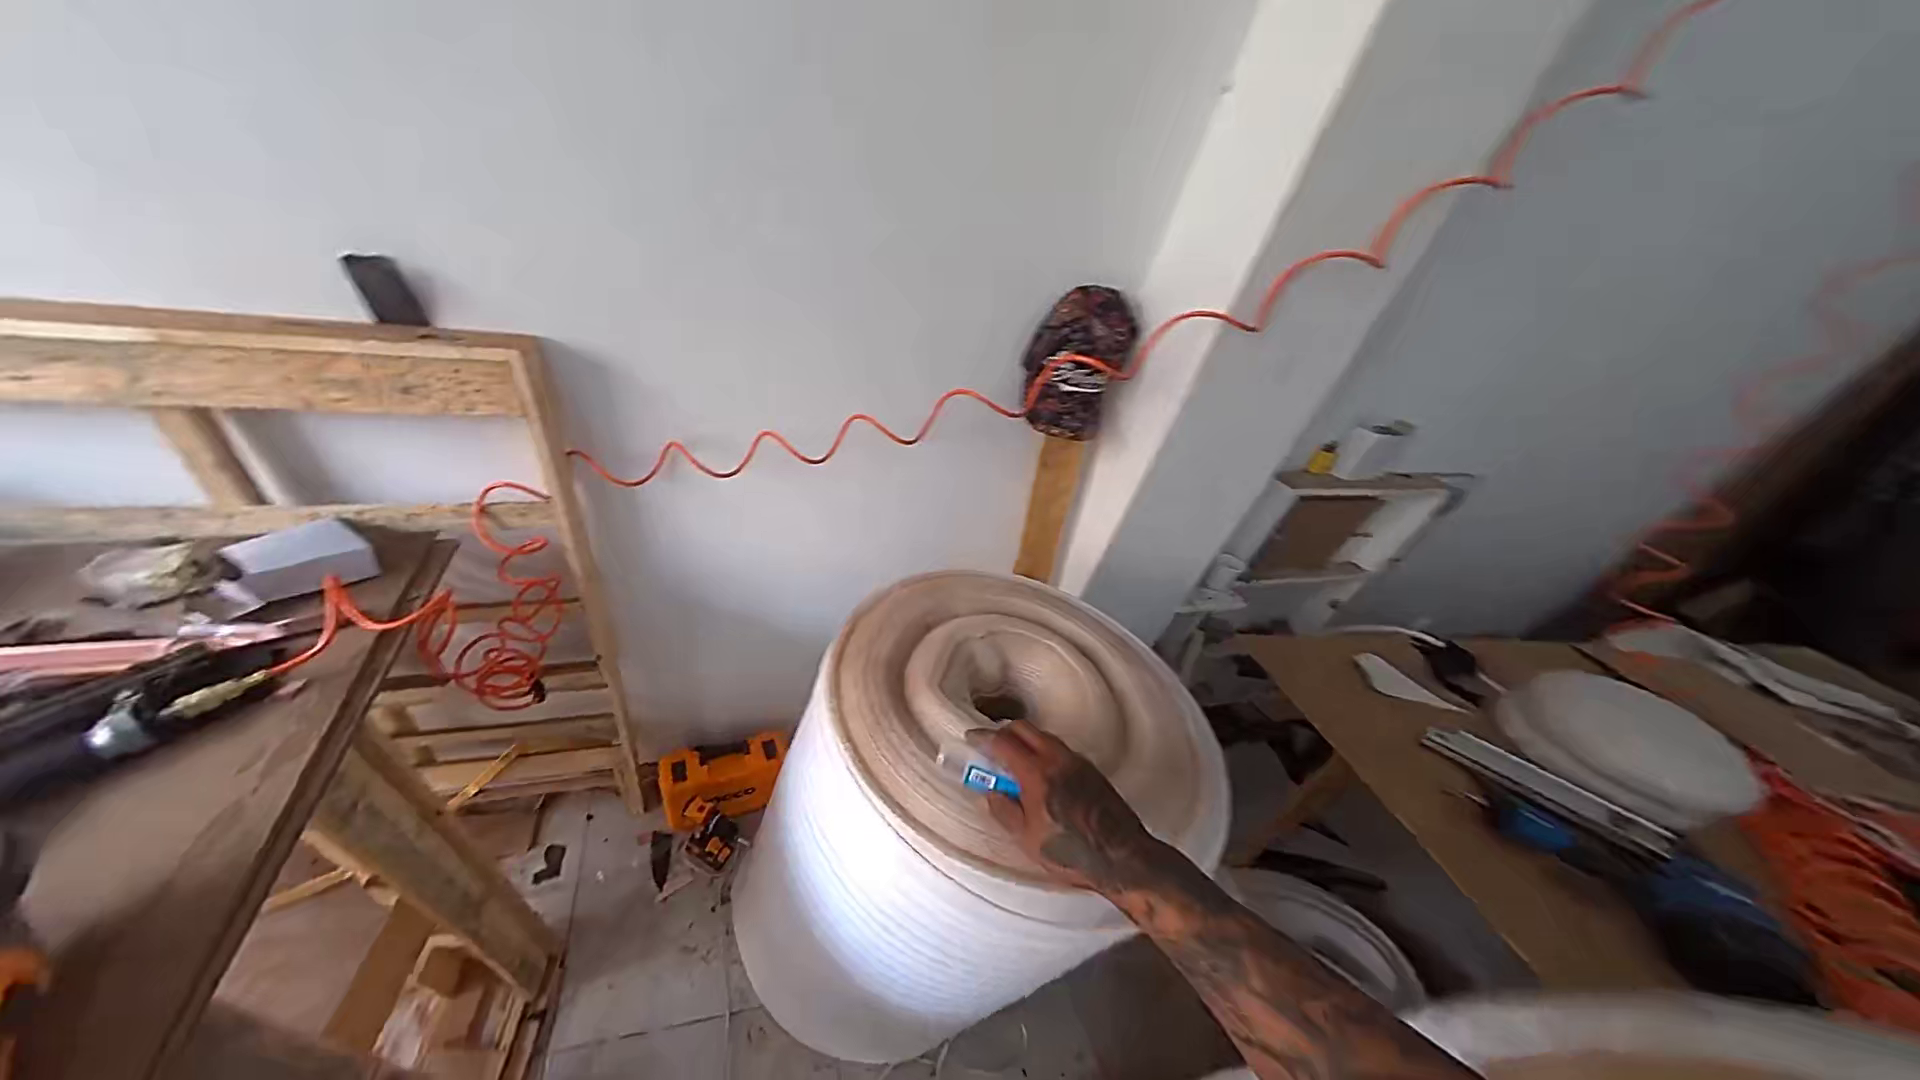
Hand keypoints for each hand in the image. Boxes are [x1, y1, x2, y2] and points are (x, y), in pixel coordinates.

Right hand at [966, 718, 1167, 893]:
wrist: (1120, 857)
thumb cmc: (1073, 852)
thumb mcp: (1026, 838)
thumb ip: (1003, 811)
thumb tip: (990, 793)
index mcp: (1036, 773)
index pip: (1003, 742)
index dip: (983, 738)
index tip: (972, 739)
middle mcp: (1057, 758)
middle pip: (1024, 728)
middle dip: (1004, 732)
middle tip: (991, 748)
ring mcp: (1077, 761)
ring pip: (1043, 736)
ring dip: (1025, 741)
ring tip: (1014, 763)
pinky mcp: (1090, 769)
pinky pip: (1060, 748)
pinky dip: (1043, 751)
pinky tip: (1040, 773)